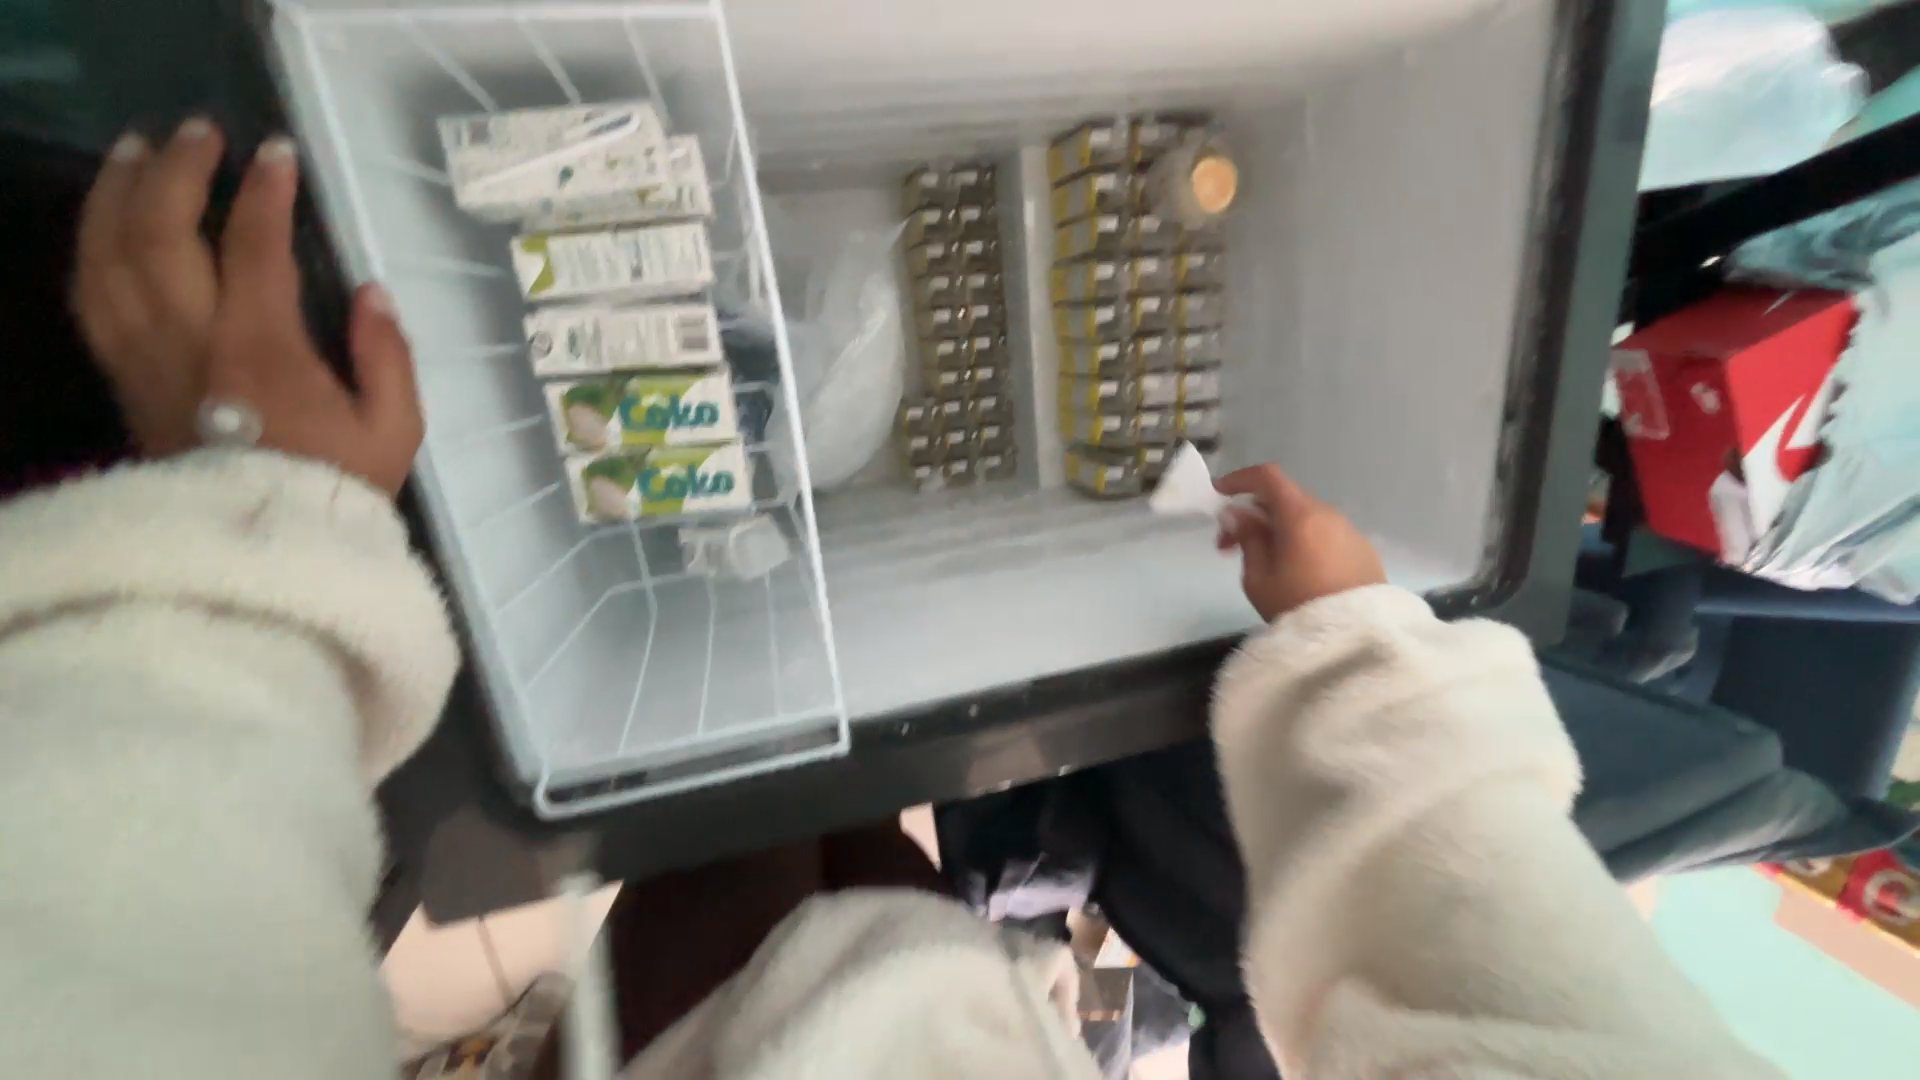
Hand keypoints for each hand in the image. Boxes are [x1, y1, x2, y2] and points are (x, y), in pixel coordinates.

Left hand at [71, 119, 422, 495]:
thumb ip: (387, 356)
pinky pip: (89, 292)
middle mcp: (189, 336)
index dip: (265, 194)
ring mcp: (144, 352)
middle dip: (178, 170)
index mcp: (263, 348)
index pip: (254, 248)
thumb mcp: (396, 426)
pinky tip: (109, 220)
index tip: (277, 155)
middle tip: (201, 134)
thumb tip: (372, 292)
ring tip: (141, 151)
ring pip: (107, 251)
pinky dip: (92, 243)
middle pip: (160, 231)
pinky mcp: (121, 370)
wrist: (264, 536)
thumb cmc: (339, 479)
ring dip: (120, 191)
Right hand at [1214, 465, 1386, 621]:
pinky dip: (1301, 540)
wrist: (1357, 639)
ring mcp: (1349, 531)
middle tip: (1229, 545)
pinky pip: (1323, 534)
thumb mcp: (1257, 577)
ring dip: (1278, 529)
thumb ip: (1247, 538)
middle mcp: (1328, 514)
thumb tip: (1237, 514)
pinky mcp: (1362, 551)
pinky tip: (1295, 570)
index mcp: (1300, 515)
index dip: (1239, 479)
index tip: (1218, 494)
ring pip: (1304, 518)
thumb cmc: (1297, 605)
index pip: (1267, 477)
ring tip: (1262, 562)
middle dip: (1253, 514)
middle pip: (1284, 499)